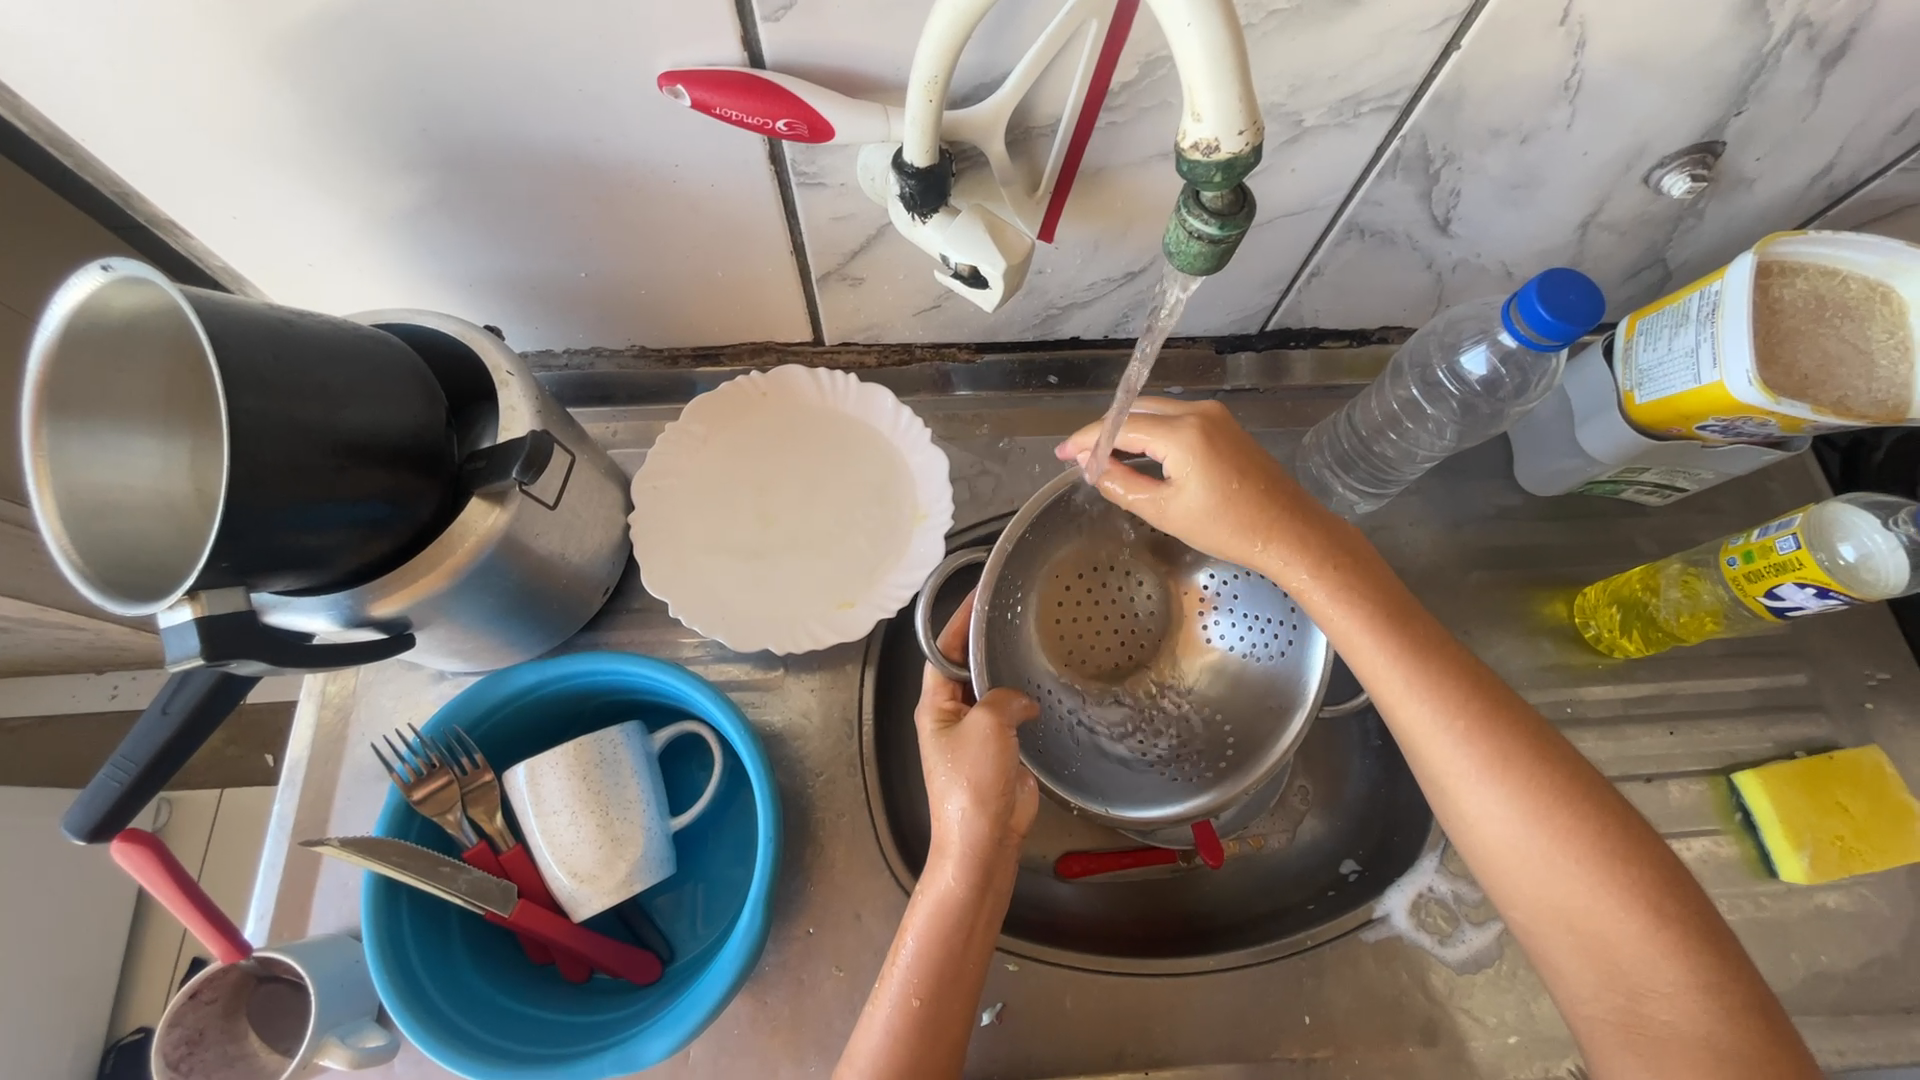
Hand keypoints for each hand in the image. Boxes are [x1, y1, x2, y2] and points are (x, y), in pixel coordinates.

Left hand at [916, 592, 1040, 871]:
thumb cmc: (973, 781)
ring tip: (1032, 643)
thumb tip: (1022, 700)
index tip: (980, 596)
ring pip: (990, 691)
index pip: (942, 650)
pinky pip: (1010, 716)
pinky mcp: (999, 751)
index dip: (958, 621)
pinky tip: (1045, 687)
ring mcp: (975, 734)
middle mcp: (951, 714)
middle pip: (965, 667)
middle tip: (1014, 614)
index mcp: (935, 704)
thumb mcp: (987, 725)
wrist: (984, 840)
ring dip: (1006, 672)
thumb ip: (1003, 696)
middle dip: (984, 642)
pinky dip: (1025, 700)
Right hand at [1055, 398, 1350, 585]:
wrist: (1289, 530)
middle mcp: (1197, 412)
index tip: (1061, 454)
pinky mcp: (1223, 425)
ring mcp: (1214, 415)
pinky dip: (1149, 433)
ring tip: (1101, 459)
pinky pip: (1174, 420)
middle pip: (1135, 410)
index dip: (1086, 439)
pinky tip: (1136, 455)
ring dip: (1126, 431)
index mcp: (1182, 432)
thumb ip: (1119, 483)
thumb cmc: (1227, 527)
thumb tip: (1089, 465)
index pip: (1120, 425)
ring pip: (1154, 412)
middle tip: (1076, 458)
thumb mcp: (1164, 511)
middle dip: (1103, 432)